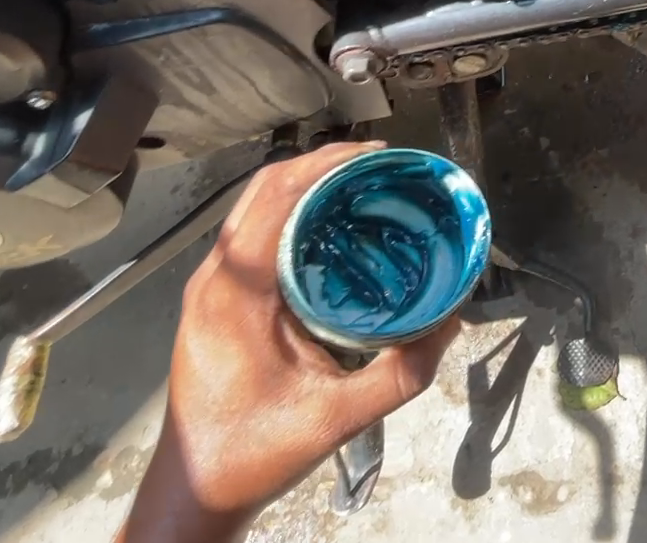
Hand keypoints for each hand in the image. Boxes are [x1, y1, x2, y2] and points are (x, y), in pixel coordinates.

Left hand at [123, 142, 458, 539]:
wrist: (193, 492)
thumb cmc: (254, 452)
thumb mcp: (336, 418)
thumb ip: (402, 374)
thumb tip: (453, 320)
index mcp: (235, 293)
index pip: (276, 197)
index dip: (326, 163)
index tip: (377, 154)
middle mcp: (216, 277)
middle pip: (264, 188)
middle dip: (322, 161)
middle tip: (379, 161)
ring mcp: (211, 285)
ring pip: (256, 205)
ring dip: (307, 180)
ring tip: (363, 180)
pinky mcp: (218, 296)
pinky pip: (255, 229)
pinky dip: (294, 207)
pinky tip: (334, 220)